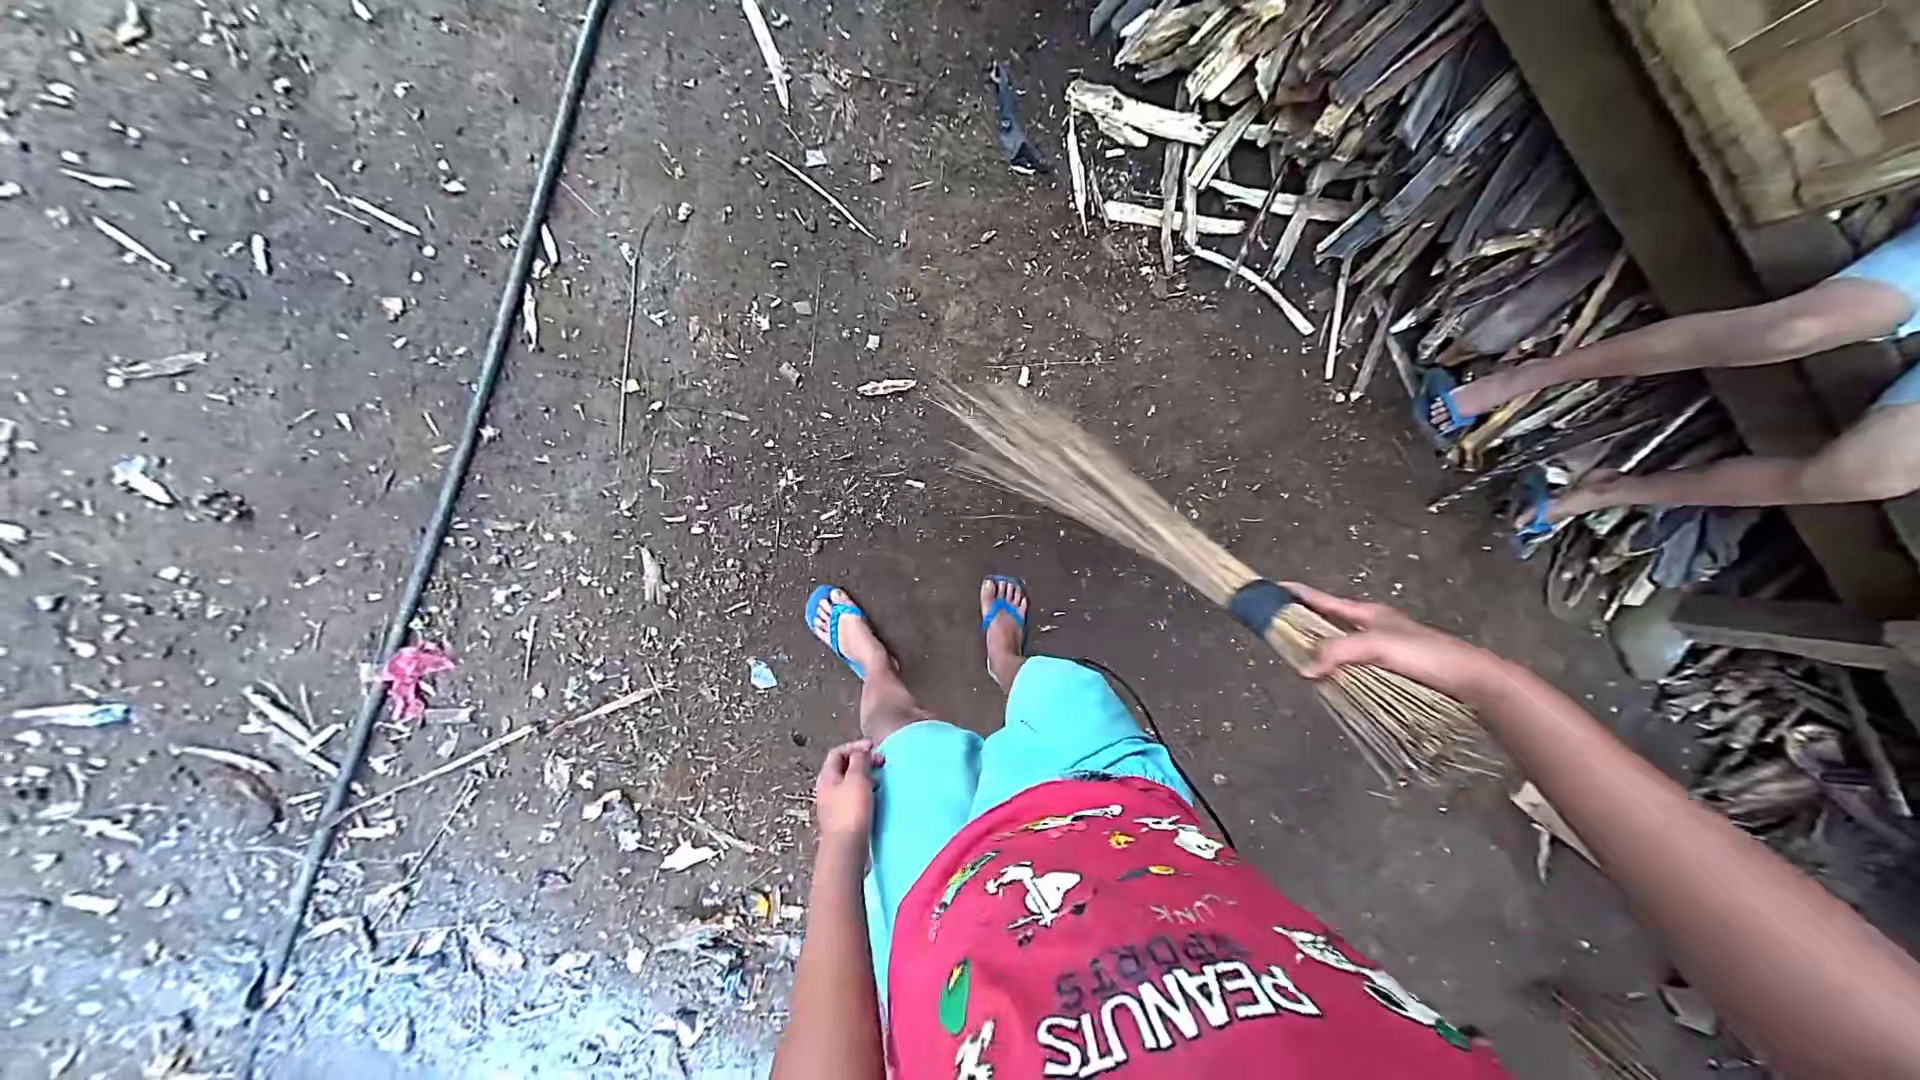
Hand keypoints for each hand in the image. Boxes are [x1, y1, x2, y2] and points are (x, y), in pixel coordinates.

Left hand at [813, 740, 878, 841]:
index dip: (855, 746)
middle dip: (862, 761)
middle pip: (844, 766)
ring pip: (851, 781)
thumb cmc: (850, 811)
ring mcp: (835, 804)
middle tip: (879, 762)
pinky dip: (866, 790)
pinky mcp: (844, 817)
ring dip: (866, 776)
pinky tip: (876, 796)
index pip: (838, 752)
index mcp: (827, 777)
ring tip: (880, 778)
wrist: (846, 847)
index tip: (872, 747)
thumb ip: (859, 760)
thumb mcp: (857, 778)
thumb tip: (861, 751)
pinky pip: (854, 796)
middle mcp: (828, 789)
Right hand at [1283, 582, 1517, 706]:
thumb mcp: (1376, 646)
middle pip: (1324, 620)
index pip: (1319, 598)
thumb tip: (1303, 668)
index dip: (1293, 592)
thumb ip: (1337, 652)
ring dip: (1315, 647)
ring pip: (1335, 642)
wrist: (1471, 678)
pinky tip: (1326, 675)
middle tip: (1275, 630)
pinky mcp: (1386, 666)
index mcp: (1364, 612)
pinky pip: (1347, 662)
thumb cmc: (1425, 654)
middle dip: (1299, 622)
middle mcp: (1368, 625)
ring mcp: (1377, 646)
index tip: (1268, 589)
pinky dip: (1331, 665)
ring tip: (1295, 655)